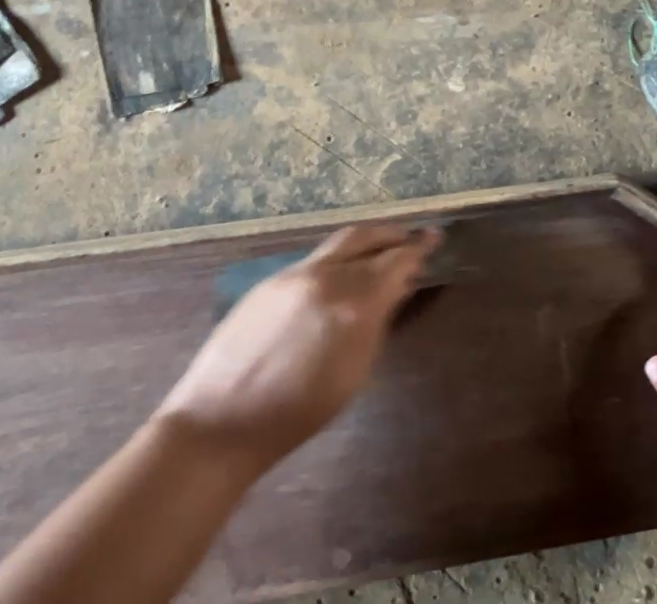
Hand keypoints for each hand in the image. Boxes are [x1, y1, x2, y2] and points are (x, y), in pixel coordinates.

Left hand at [156, 224, 440, 473]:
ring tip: (379, 255)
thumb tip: (397, 288)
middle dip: (391, 235)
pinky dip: (336, 262)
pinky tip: (339, 280)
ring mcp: (291, 275)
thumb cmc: (299, 412)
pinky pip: (312, 262)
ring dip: (364, 245)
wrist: (222, 421)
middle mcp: (323, 276)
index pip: (396, 260)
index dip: (419, 248)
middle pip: (365, 238)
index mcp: (352, 302)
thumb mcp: (354, 371)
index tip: (435, 239)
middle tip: (411, 239)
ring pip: (336, 246)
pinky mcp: (267, 283)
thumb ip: (378, 322)